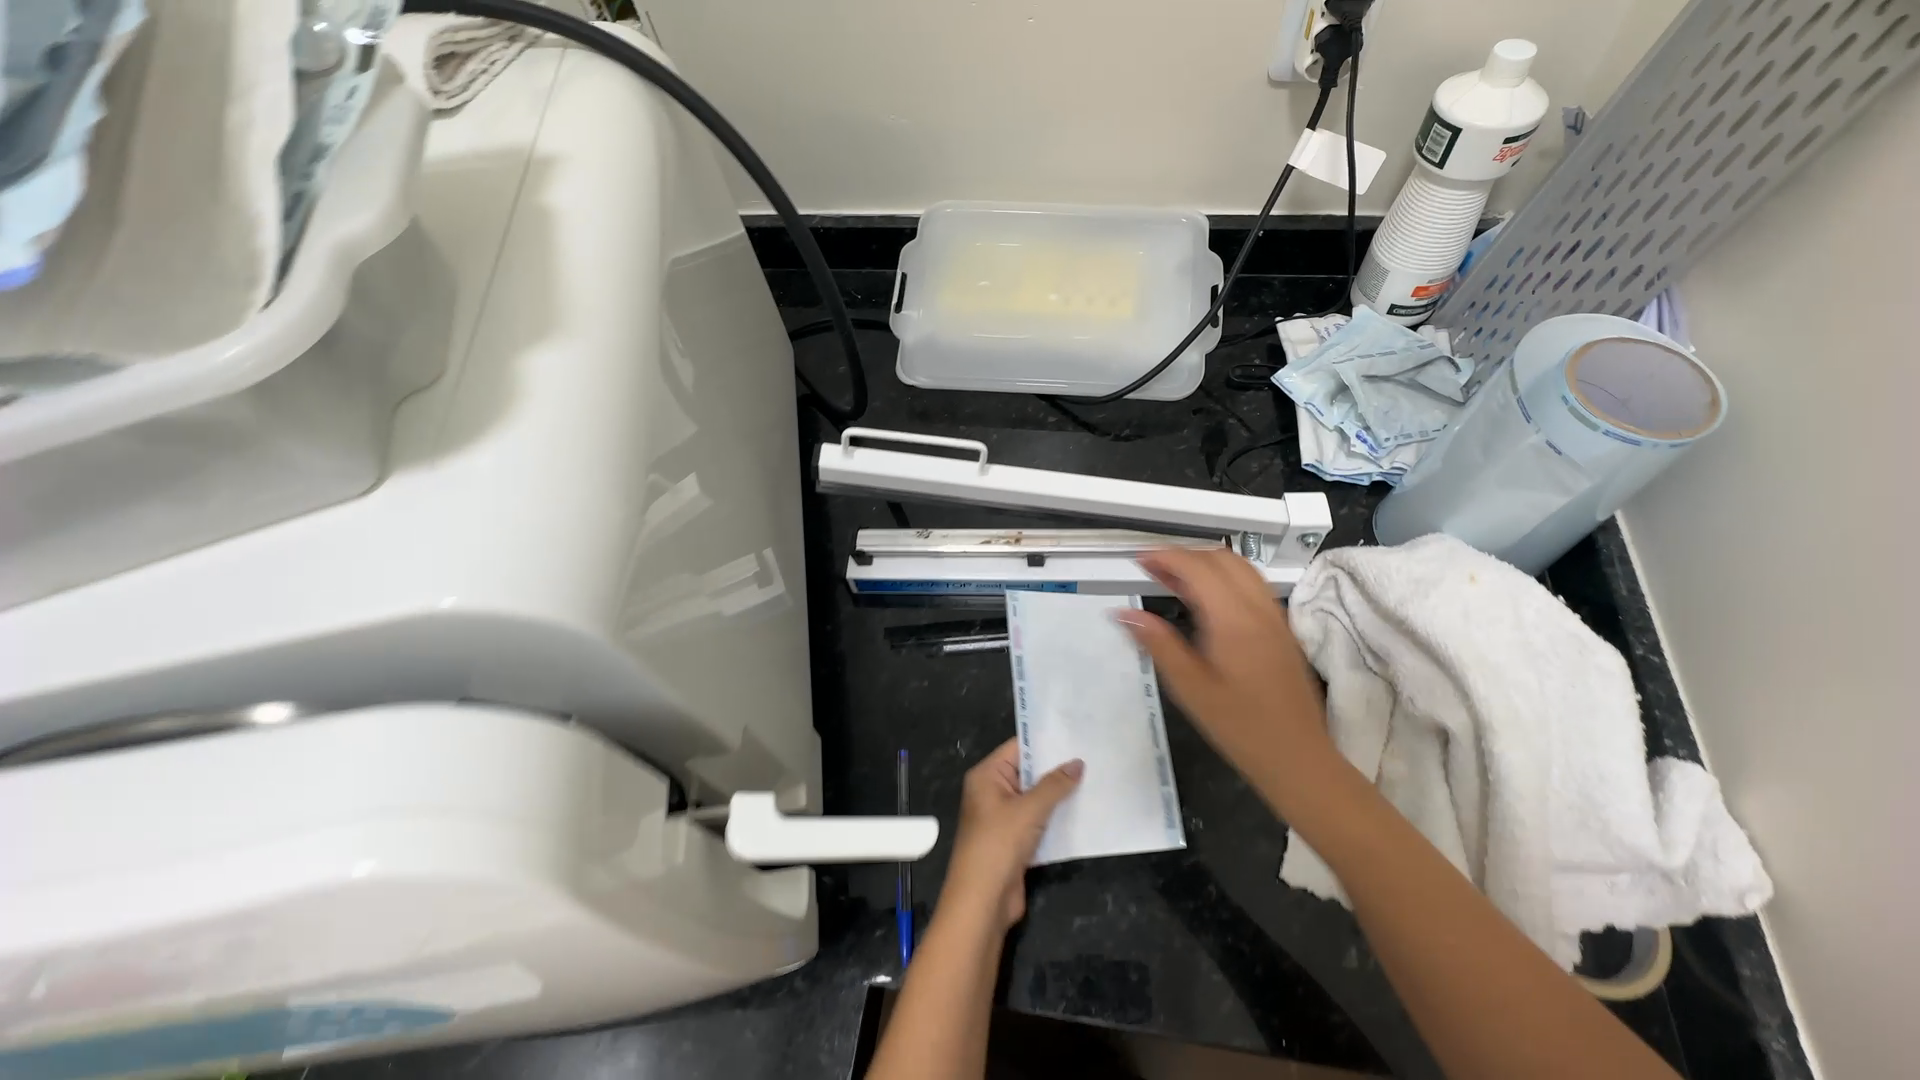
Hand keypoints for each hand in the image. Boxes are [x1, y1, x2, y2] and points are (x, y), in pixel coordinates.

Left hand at [940, 738, 1082, 930]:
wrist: (983, 900)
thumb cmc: (999, 844)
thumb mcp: (1029, 809)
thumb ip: (1054, 785)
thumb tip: (1077, 763)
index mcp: (986, 776)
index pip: (1018, 748)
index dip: (1046, 743)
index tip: (1077, 735)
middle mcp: (992, 792)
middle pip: (1028, 773)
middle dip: (1057, 770)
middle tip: (1093, 757)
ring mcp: (1003, 818)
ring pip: (1036, 799)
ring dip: (1060, 796)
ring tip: (1095, 781)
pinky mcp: (1014, 841)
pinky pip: (1038, 822)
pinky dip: (1056, 818)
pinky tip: (1083, 813)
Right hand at [1114, 549, 1338, 811]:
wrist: (1297, 756)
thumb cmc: (1239, 727)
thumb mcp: (1190, 688)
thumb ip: (1158, 644)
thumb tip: (1124, 613)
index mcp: (1234, 620)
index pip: (1198, 568)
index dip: (1166, 557)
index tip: (1139, 560)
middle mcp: (1259, 609)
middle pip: (1222, 559)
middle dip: (1185, 555)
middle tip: (1152, 568)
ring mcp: (1275, 618)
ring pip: (1241, 569)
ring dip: (1206, 564)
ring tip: (1174, 579)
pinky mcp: (1282, 630)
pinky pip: (1253, 586)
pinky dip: (1225, 579)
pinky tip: (1205, 601)